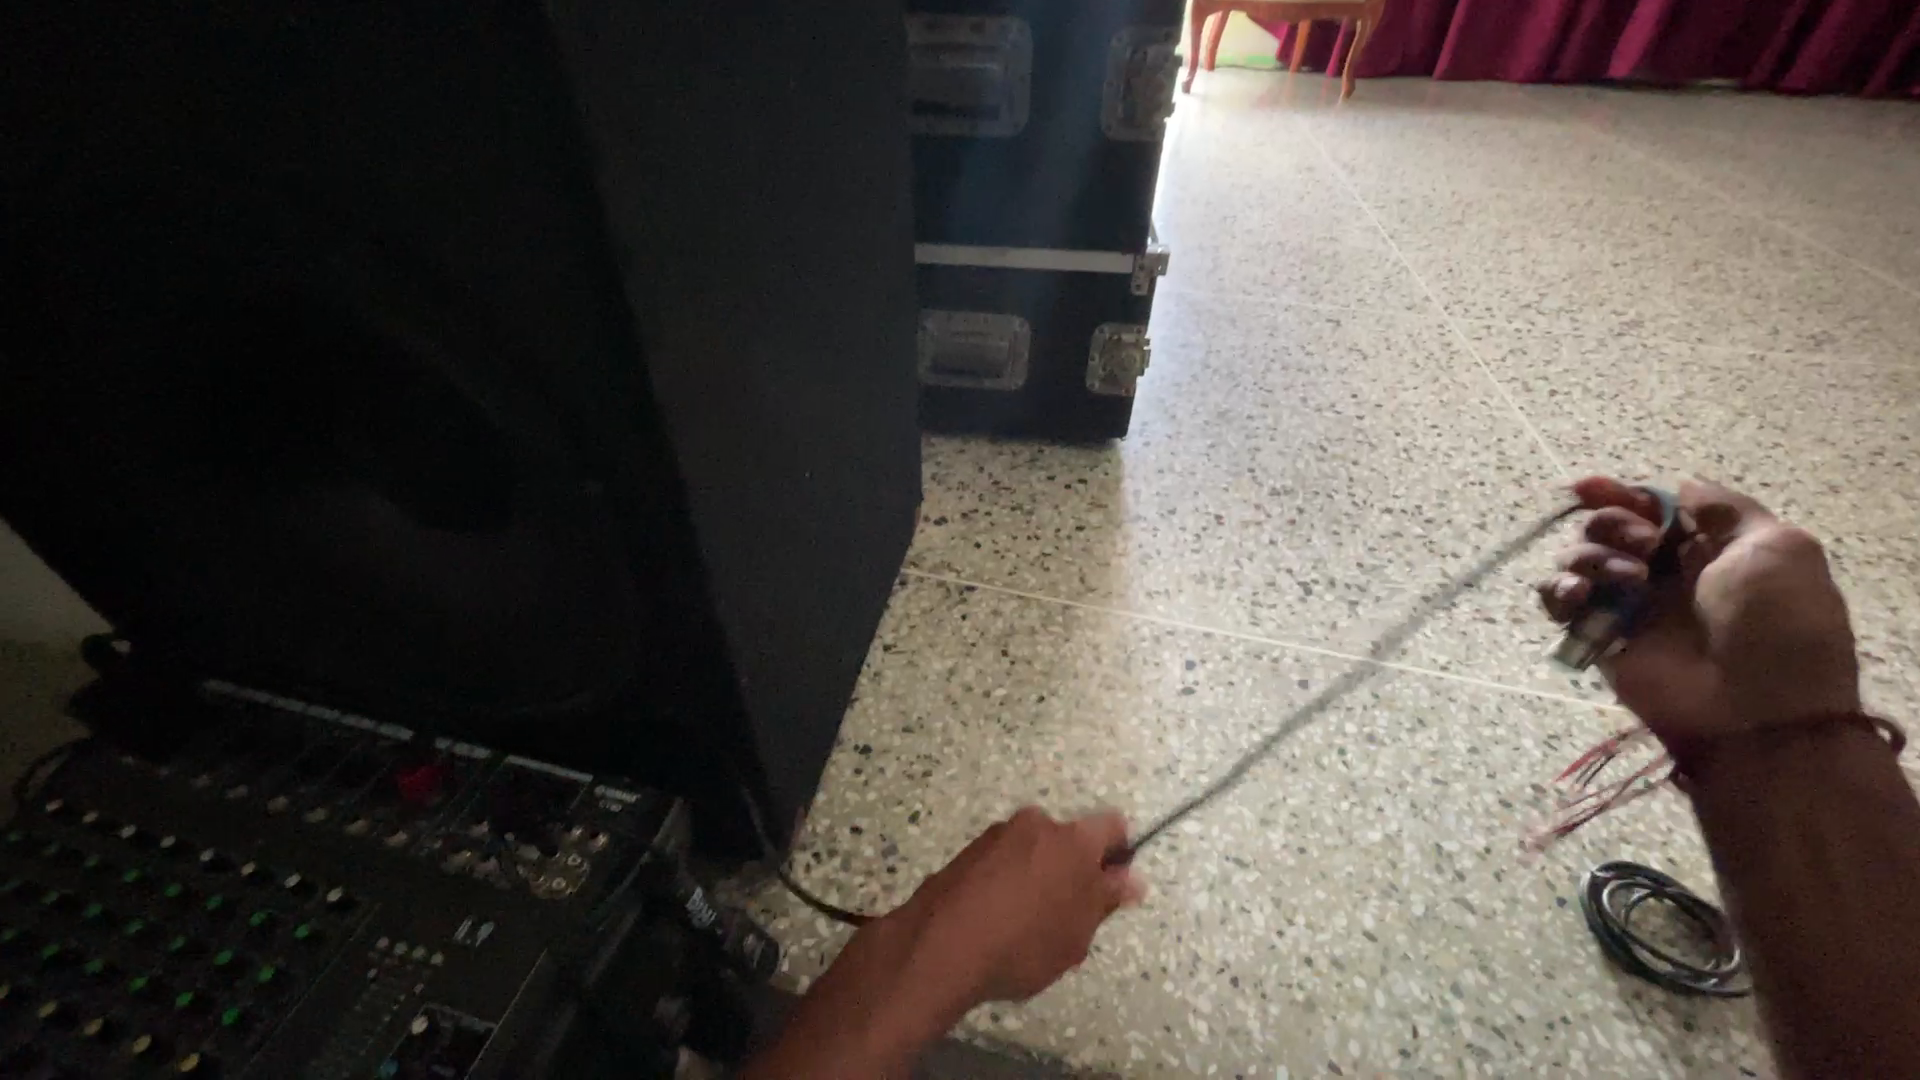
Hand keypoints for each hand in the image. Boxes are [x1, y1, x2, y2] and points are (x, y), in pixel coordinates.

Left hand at [896, 807, 1144, 1004]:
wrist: (942, 945)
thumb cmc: (1024, 942)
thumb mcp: (1078, 932)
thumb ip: (1107, 898)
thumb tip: (1133, 878)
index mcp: (1072, 838)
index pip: (1113, 825)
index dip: (1119, 854)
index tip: (1111, 889)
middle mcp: (1036, 823)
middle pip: (1070, 839)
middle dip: (1074, 870)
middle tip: (1068, 918)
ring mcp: (998, 834)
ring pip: (1034, 850)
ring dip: (1038, 876)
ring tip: (1026, 927)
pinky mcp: (969, 850)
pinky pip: (1003, 861)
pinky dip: (1008, 883)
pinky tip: (997, 922)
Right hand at [1538, 477, 1859, 748]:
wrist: (1753, 706)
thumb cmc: (1776, 623)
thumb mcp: (1777, 549)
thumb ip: (1725, 509)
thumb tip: (1678, 486)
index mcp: (1703, 548)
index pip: (1648, 508)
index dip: (1617, 493)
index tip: (1589, 486)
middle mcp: (1659, 571)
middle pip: (1604, 528)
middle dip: (1608, 525)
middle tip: (1636, 544)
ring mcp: (1624, 603)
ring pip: (1575, 560)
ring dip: (1588, 559)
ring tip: (1624, 581)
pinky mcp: (1595, 633)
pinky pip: (1557, 601)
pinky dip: (1558, 591)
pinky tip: (1578, 597)